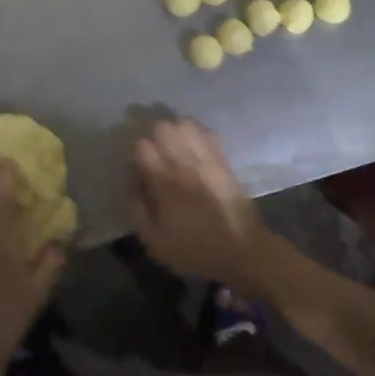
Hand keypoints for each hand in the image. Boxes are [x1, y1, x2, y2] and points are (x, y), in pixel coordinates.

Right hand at [129, 119, 273, 295]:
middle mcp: (186, 163)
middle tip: (155, 158)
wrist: (242, 251)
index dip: (136, 156)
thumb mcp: (155, 242)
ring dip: (175, 132)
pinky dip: (197, 135)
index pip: (142, 146)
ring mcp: (208, 159)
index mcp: (166, 182)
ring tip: (174, 150)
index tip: (138, 172)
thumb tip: (132, 186)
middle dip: (154, 138)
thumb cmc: (195, 250)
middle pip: (163, 127)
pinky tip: (194, 150)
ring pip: (186, 124)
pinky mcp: (224, 161)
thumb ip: (138, 211)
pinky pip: (208, 133)